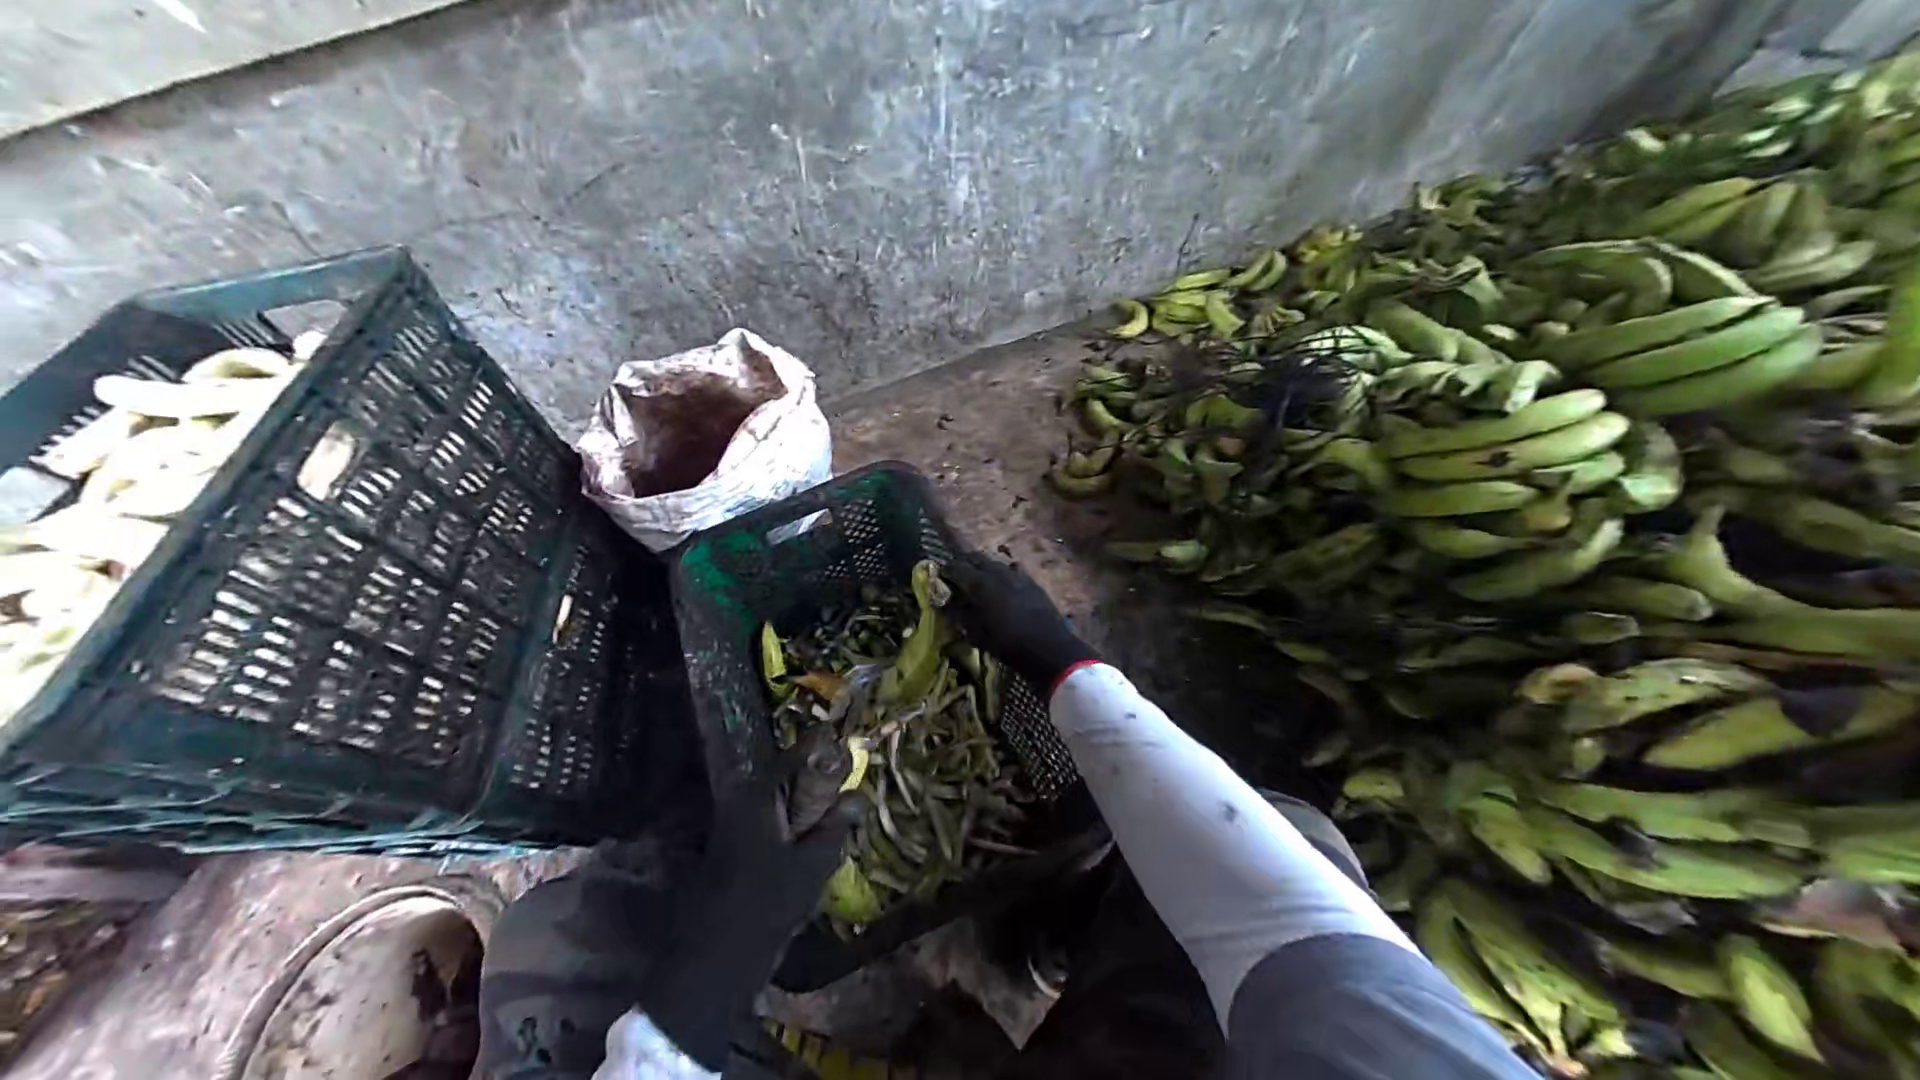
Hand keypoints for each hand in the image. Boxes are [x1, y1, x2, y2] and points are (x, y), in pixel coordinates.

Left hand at [638, 749, 858, 1067]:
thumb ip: (836, 826)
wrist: (710, 964)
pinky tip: (813, 851)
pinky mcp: (736, 845)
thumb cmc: (763, 906)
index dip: (830, 751)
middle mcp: (744, 798)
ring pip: (785, 800)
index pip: (801, 752)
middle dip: (823, 784)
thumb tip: (859, 796)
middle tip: (851, 799)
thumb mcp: (811, 866)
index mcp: (759, 793)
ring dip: (810, 809)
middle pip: (793, 774)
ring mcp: (737, 822)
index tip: (856, 757)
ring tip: (837, 826)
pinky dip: (795, 828)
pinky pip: (774, 821)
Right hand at [943, 550, 1098, 689]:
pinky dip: (1002, 574)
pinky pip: (1012, 570)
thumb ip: (960, 614)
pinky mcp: (1031, 582)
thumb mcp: (977, 633)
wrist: (1049, 648)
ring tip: (977, 579)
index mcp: (980, 583)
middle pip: (976, 558)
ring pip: (994, 562)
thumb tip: (946, 603)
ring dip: (982, 567)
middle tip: (955, 574)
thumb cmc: (1007, 643)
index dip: (945, 570)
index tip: (938, 575)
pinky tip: (1002, 584)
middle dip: (963, 563)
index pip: (956, 567)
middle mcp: (998, 572)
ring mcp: (1017, 575)